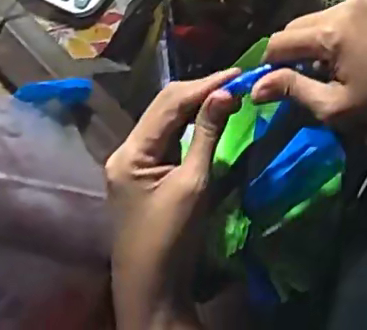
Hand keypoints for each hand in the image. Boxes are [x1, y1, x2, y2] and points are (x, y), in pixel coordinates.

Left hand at [104, 69, 241, 326]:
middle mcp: (126, 149)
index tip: (239, 73)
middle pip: (166, 105)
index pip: (170, 102)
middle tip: (238, 80)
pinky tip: (212, 112)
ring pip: (167, 116)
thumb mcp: (194, 183)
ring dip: (197, 102)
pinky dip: (191, 120)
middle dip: (202, 89)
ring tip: (230, 91)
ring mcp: (133, 160)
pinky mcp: (144, 171)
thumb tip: (228, 91)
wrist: (152, 293)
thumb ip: (208, 133)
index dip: (206, 84)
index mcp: (131, 153)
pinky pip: (169, 133)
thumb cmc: (172, 240)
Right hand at [251, 0, 366, 122]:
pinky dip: (332, 31)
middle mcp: (339, 8)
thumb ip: (294, 91)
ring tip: (329, 66)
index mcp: (329, 33)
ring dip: (312, 41)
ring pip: (314, 19)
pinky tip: (348, 51)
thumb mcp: (335, 105)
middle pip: (295, 27)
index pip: (279, 42)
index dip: (271, 64)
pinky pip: (336, 13)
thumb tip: (257, 88)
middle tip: (304, 78)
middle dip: (291, 52)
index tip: (277, 85)